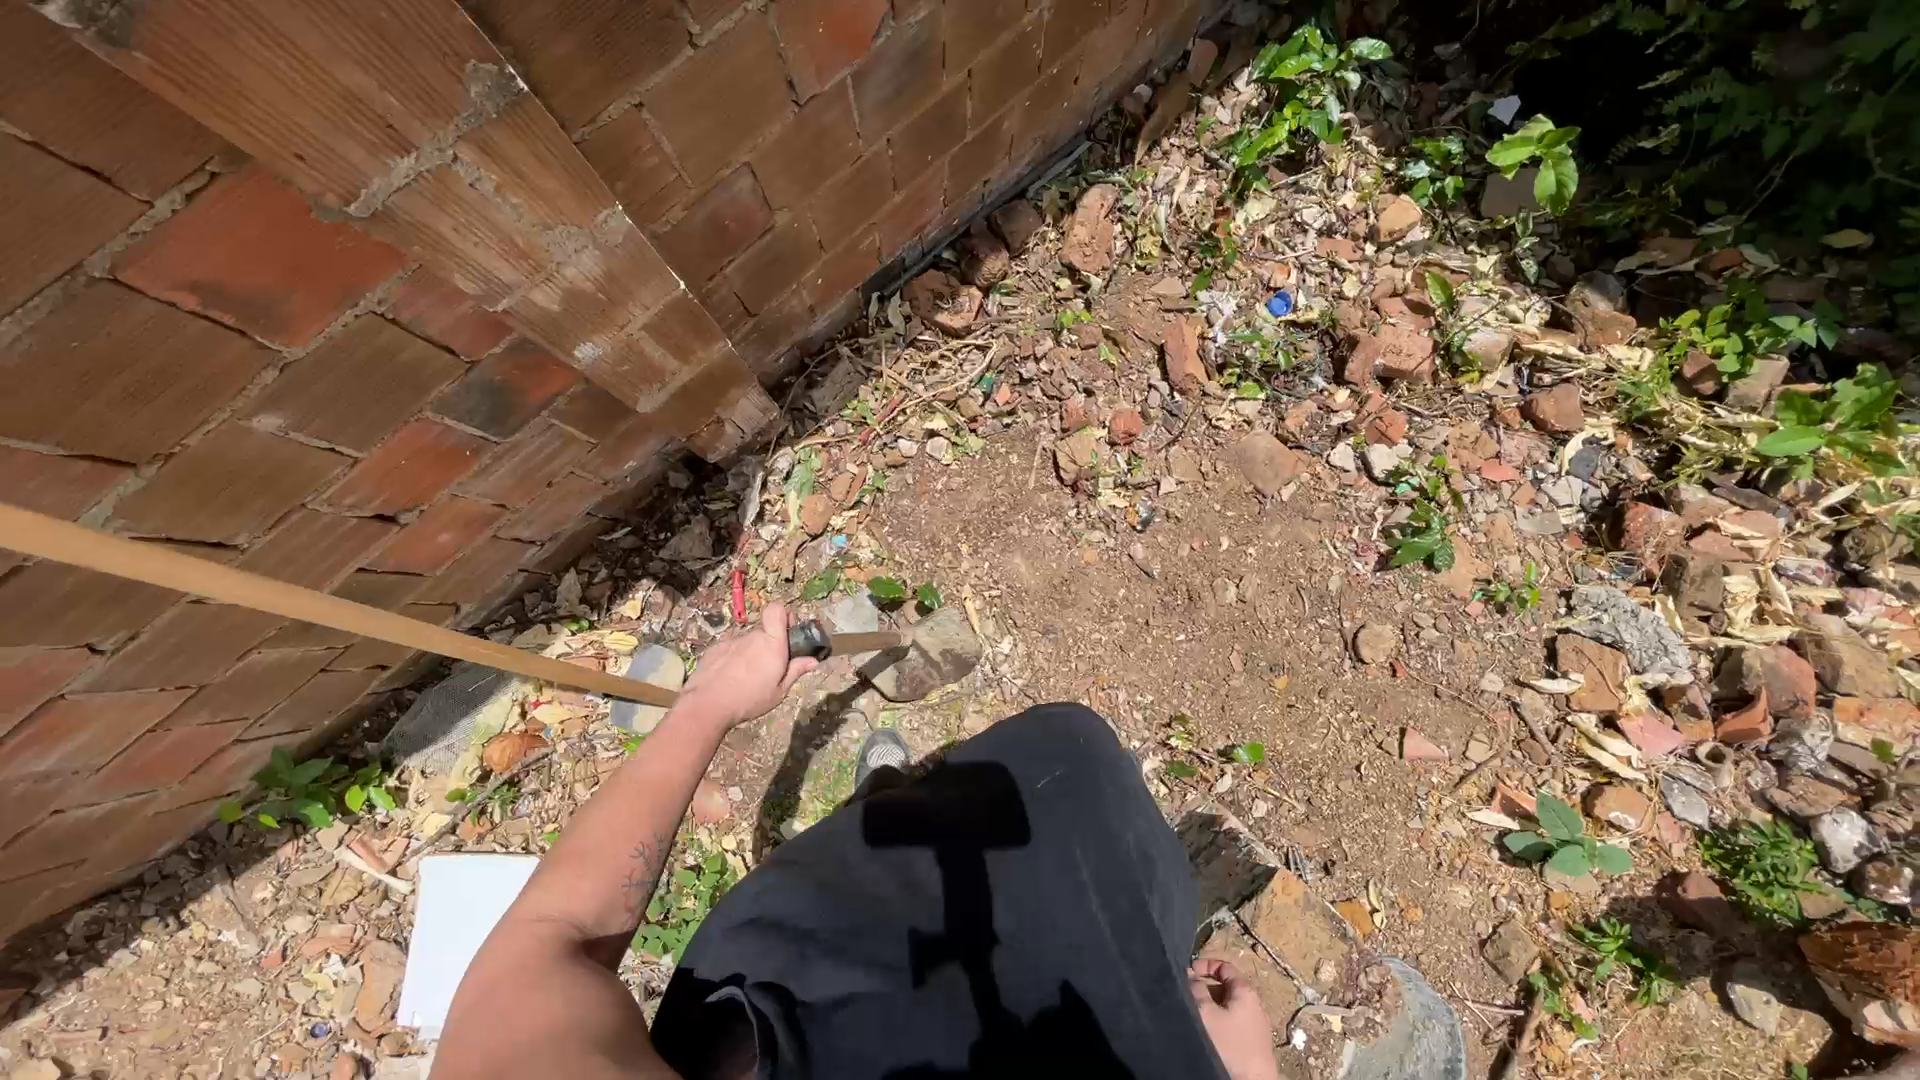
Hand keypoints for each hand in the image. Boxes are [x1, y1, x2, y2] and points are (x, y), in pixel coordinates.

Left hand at [675, 603, 816, 729]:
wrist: (706, 705)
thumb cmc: (749, 700)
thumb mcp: (779, 692)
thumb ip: (795, 671)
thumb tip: (813, 660)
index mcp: (772, 644)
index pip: (778, 610)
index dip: (784, 616)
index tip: (787, 633)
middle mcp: (752, 636)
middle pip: (764, 632)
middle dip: (768, 646)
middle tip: (768, 670)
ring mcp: (731, 641)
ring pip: (746, 643)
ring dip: (749, 655)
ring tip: (745, 679)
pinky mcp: (714, 649)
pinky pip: (730, 649)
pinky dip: (732, 659)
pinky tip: (728, 679)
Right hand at [1188, 959, 1279, 1079]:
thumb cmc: (1229, 1043)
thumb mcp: (1206, 1011)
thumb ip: (1195, 988)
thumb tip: (1190, 974)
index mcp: (1246, 991)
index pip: (1223, 966)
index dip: (1204, 966)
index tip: (1187, 975)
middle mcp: (1254, 1004)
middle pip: (1224, 986)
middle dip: (1204, 989)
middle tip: (1188, 998)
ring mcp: (1255, 1024)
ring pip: (1227, 1006)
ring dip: (1210, 1008)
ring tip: (1196, 1017)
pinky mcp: (1254, 1042)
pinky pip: (1232, 1023)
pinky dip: (1219, 1022)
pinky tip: (1209, 1034)